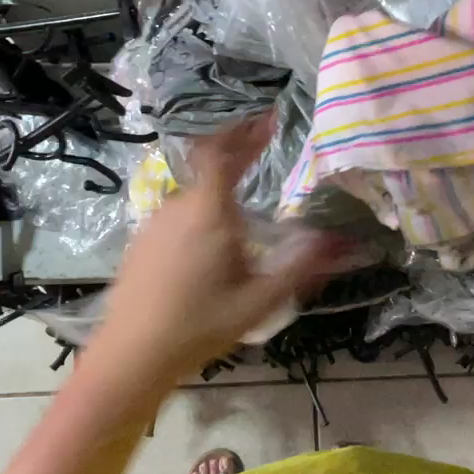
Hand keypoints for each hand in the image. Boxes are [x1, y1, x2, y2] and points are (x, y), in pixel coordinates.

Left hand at [85, 117, 337, 381]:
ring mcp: (154, 224)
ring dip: (217, 188)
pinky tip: (208, 238)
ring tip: (242, 198)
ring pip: (192, 195)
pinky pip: (176, 214)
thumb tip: (340, 241)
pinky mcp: (141, 243)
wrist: (133, 354)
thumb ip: (301, 267)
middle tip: (259, 146)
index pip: (224, 153)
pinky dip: (198, 211)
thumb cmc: (200, 325)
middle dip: (235, 154)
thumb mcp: (259, 301)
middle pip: (208, 168)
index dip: (246, 132)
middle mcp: (178, 207)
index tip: (268, 119)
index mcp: (209, 212)